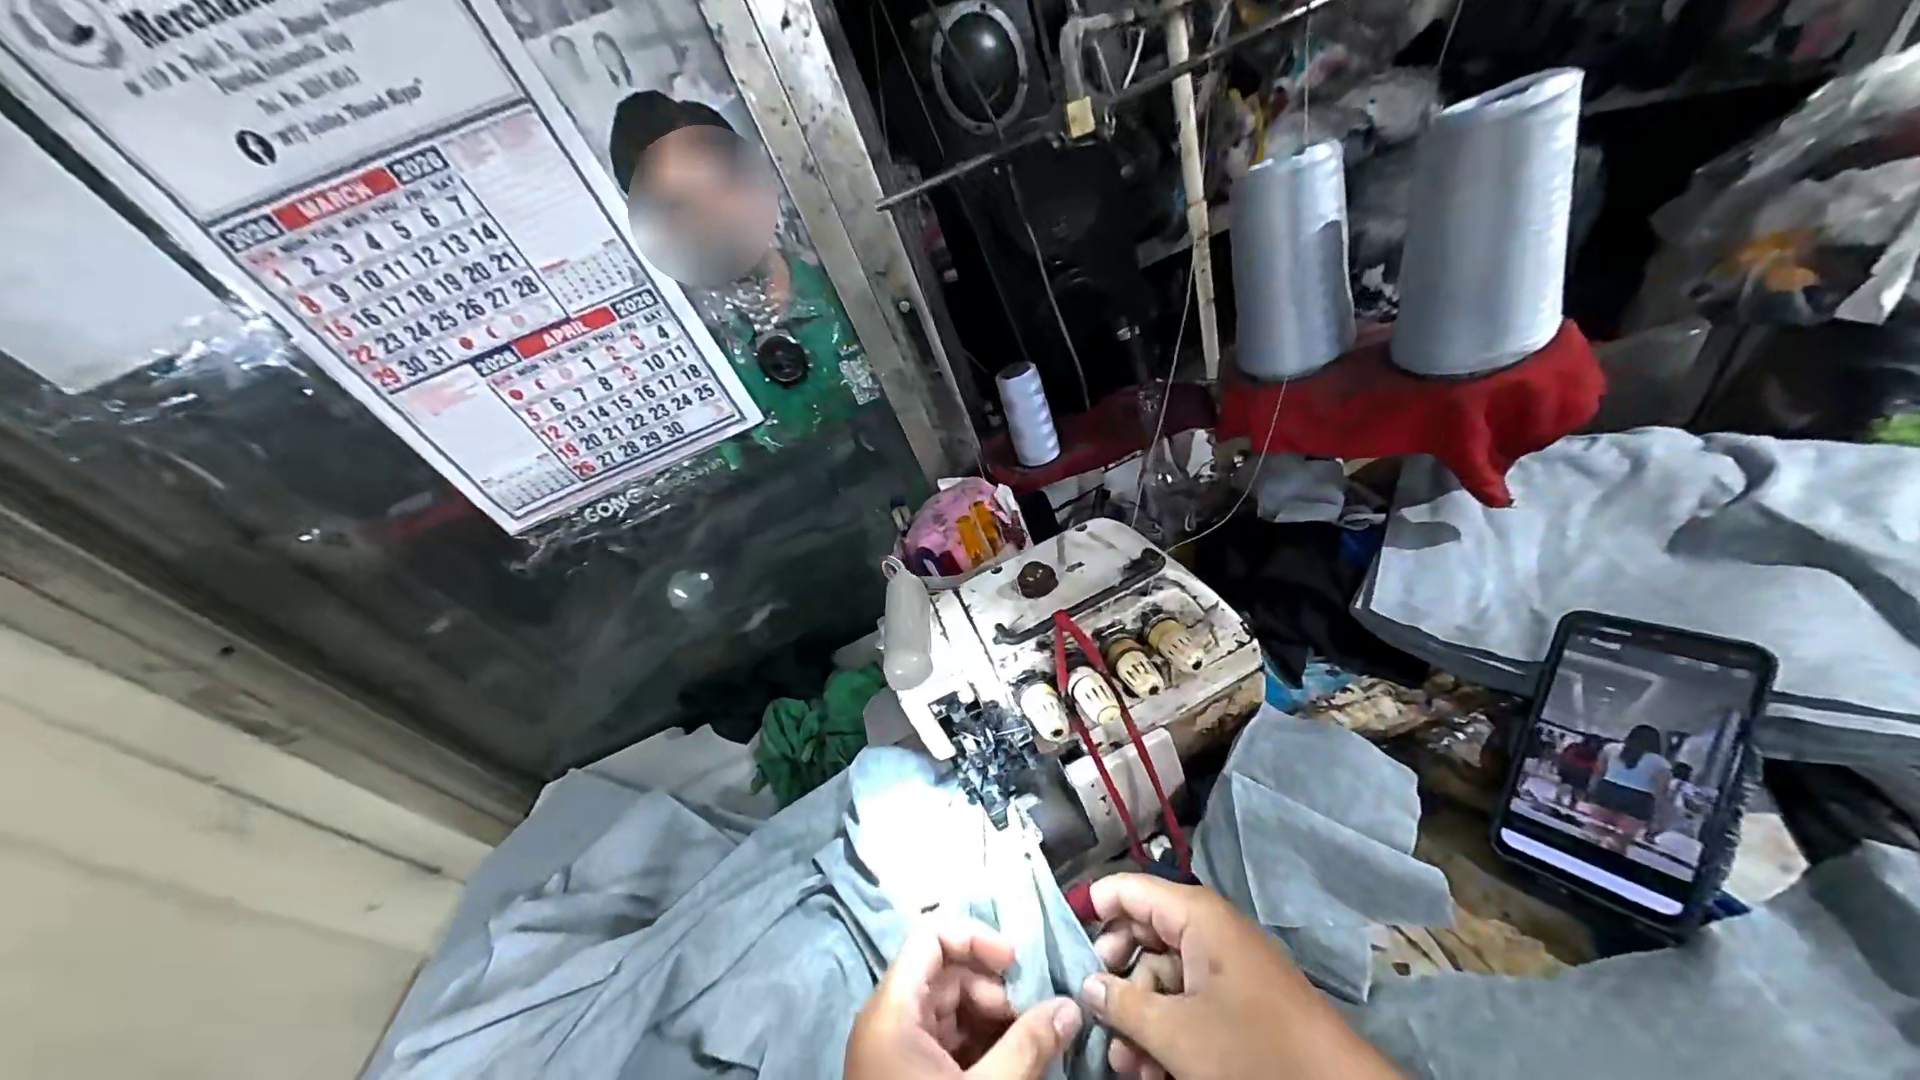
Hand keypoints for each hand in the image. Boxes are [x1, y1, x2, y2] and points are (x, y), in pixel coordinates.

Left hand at [845, 919, 1083, 1079]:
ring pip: (948, 1006)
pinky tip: (1011, 1061)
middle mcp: (888, 1019)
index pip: (930, 937)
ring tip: (1028, 1040)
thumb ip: (1029, 1045)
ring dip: (992, 1016)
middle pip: (943, 972)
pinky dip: (980, 1041)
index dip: (975, 938)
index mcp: (891, 1009)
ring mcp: (895, 1049)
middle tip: (1030, 1014)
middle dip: (992, 987)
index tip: (1017, 963)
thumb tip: (1072, 1006)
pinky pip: (946, 1038)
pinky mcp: (907, 1075)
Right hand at [1078, 874, 1405, 1079]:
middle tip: (1095, 1012)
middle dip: (1115, 979)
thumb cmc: (1254, 1052)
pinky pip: (1185, 999)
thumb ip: (1122, 1005)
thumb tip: (1085, 985)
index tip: (1063, 946)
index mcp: (1193, 915)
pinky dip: (1165, 1028)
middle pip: (1140, 934)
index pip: (1126, 890)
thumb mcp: (1177, 1034)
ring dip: (1137, 1016)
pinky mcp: (1234, 1000)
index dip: (1091, 911)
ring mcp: (1221, 965)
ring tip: (1123, 1062)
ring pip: (1160, 975)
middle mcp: (1205, 929)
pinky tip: (1149, 1069)